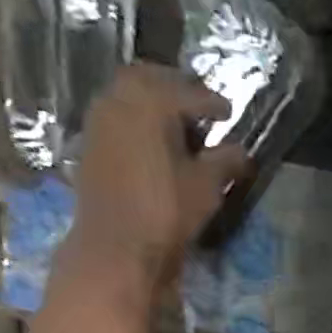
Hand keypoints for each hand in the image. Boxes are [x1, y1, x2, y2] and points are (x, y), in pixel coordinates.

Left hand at [66, 65, 250, 286]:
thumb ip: (226, 161)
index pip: (191, 93)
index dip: (214, 103)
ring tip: (178, 132)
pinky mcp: (90, 147)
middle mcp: (119, 99)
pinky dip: (138, 126)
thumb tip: (241, 152)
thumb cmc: (165, 213)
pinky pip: (118, 121)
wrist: (115, 250)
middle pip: (153, 82)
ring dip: (154, 108)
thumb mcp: (206, 187)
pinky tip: (154, 148)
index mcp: (151, 99)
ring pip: (131, 100)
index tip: (229, 113)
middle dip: (178, 92)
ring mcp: (99, 121)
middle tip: (199, 112)